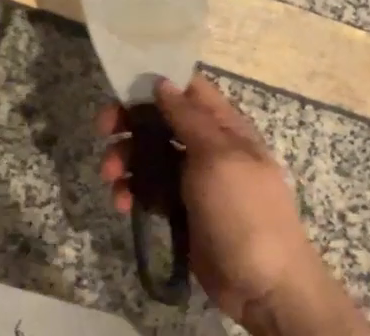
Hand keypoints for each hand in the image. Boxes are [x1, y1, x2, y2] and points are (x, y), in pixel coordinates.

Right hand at [99, 76, 367, 333]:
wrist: (266, 290)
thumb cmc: (245, 214)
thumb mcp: (218, 158)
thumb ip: (188, 118)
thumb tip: (162, 82)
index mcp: (227, 129)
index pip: (189, 88)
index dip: (155, 80)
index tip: (121, 84)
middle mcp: (209, 148)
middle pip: (159, 120)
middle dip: (128, 123)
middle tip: (103, 129)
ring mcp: (195, 180)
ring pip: (148, 155)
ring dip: (124, 161)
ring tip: (110, 178)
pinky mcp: (182, 209)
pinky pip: (149, 189)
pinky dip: (132, 192)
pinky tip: (123, 204)